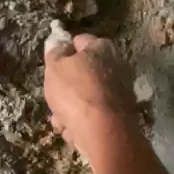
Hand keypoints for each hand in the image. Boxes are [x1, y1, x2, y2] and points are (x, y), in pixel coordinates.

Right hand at [44, 33, 143, 161]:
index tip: (53, 67)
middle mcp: (117, 65)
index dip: (62, 53)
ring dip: (71, 107)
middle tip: (54, 96)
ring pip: (86, 96)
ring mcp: (121, 91)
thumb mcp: (54, 67)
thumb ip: (54, 53)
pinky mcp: (120, 115)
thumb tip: (58, 44)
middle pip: (83, 72)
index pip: (78, 41)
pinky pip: (94, 114)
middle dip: (66, 86)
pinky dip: (83, 121)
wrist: (103, 132)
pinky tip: (72, 130)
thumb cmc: (75, 92)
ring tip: (60, 119)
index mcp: (103, 47)